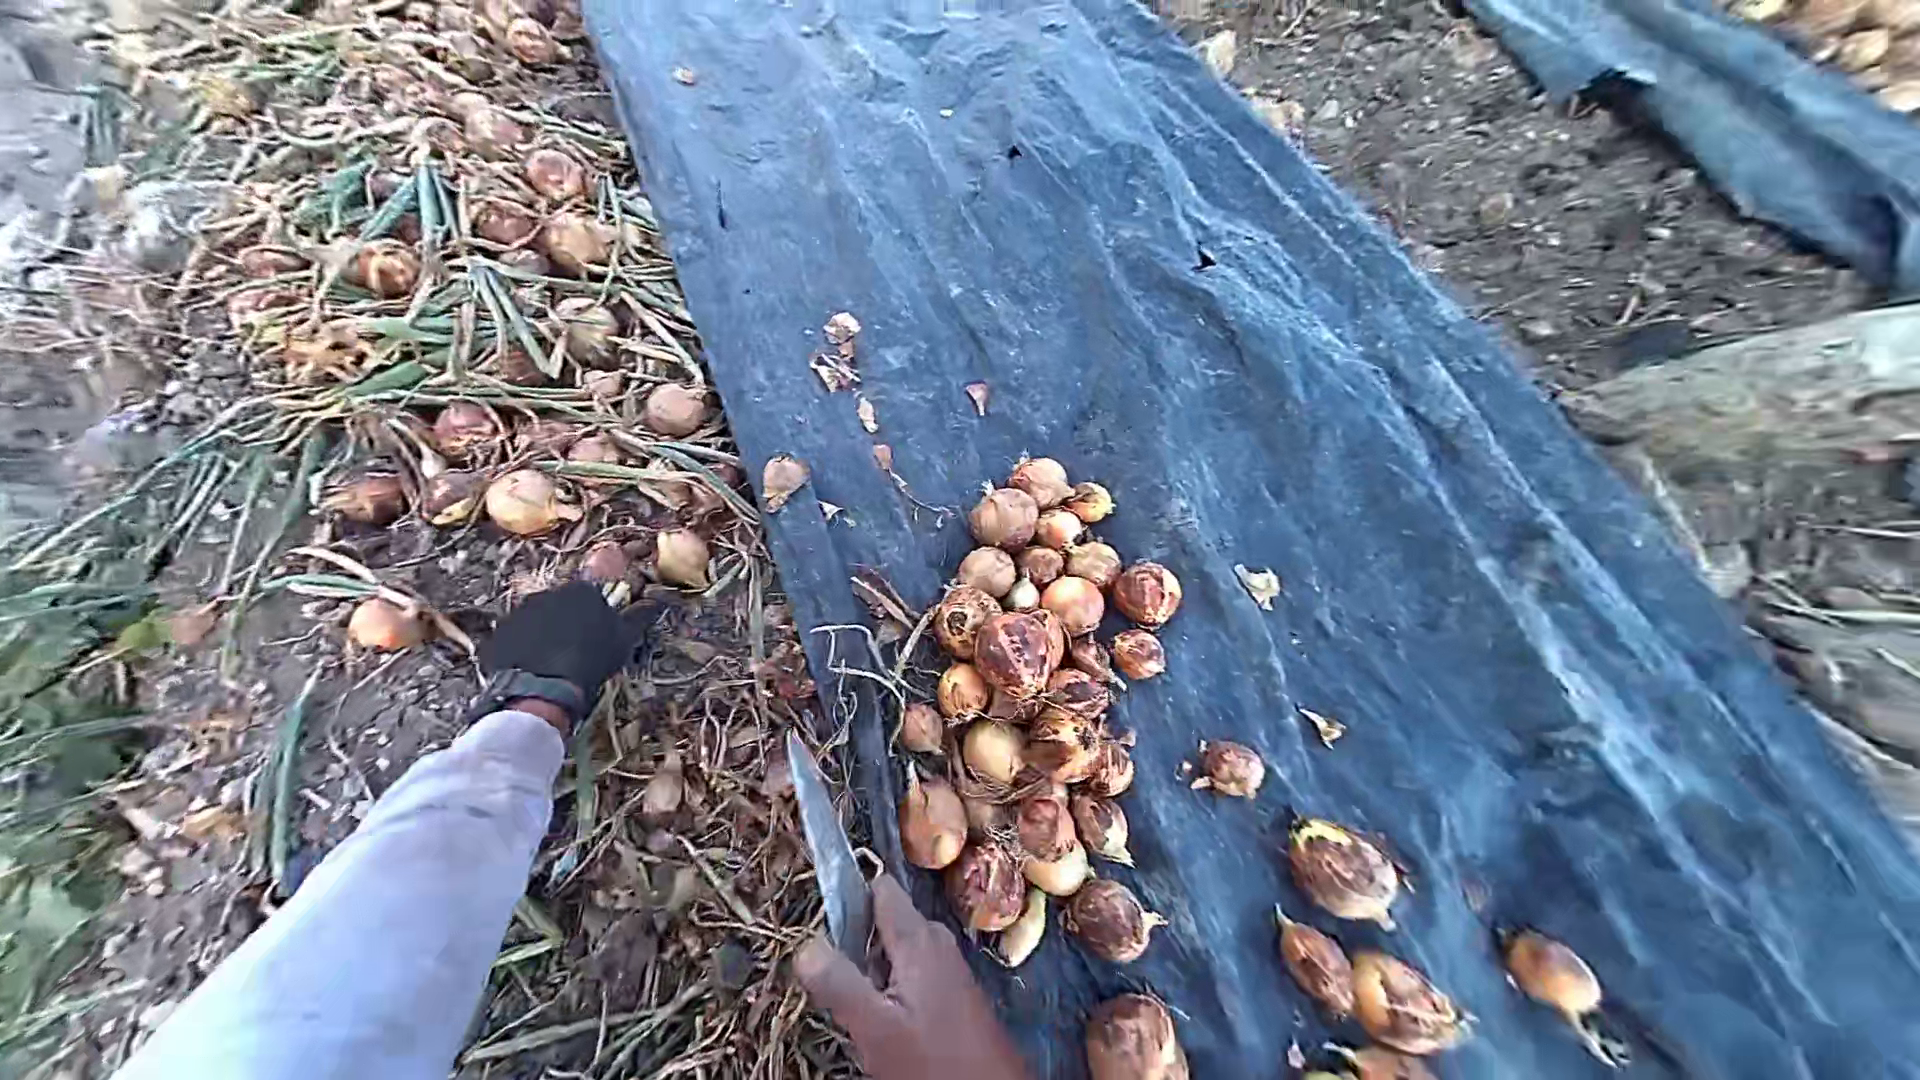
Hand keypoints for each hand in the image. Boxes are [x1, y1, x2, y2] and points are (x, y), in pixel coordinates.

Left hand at [477, 581, 657, 721]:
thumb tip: (658, 600)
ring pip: (537, 620)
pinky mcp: (498, 635)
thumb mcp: (625, 637)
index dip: (596, 614)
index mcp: (579, 591)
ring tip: (555, 660)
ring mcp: (518, 614)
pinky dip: (524, 648)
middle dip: (569, 620)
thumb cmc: (593, 657)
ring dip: (545, 633)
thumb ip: (640, 615)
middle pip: (562, 604)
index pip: (590, 595)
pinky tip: (535, 667)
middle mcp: (546, 594)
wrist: (544, 688)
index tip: (599, 633)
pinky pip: (515, 638)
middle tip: (578, 647)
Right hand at [795, 875, 1030, 1079]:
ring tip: (866, 1009)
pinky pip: (914, 968)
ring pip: (898, 948)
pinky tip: (892, 1020)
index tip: (828, 930)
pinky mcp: (954, 985)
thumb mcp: (876, 1028)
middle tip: (843, 985)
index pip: (881, 888)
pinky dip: (896, 985)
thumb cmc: (932, 1060)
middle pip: (886, 920)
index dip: (851, 898)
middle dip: (860, 945)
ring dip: (877, 971)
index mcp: (918, 935)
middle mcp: (936, 937)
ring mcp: (948, 961)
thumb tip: (804, 946)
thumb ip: (840, 984)